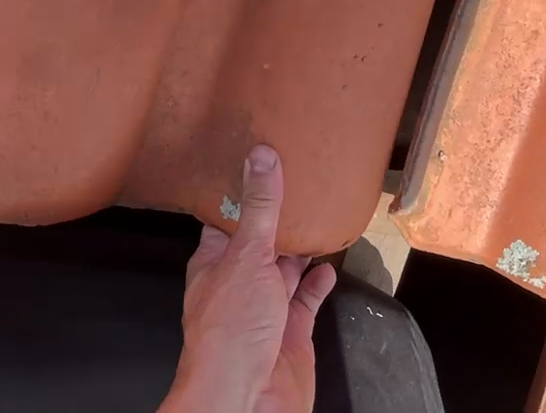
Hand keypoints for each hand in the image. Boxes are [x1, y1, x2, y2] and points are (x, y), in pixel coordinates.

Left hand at [160, 145, 337, 412]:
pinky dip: (319, 282)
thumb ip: (261, 208)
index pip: (226, 219)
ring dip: (300, 248)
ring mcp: (266, 309)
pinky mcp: (291, 332)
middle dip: (277, 219)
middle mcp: (239, 283)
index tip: (258, 163)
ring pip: (284, 269)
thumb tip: (262, 155)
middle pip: (259, 242)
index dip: (241, 193)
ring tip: (319, 217)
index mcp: (216, 262)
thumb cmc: (231, 329)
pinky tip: (329, 265)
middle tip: (299, 184)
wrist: (246, 401)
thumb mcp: (247, 254)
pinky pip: (307, 300)